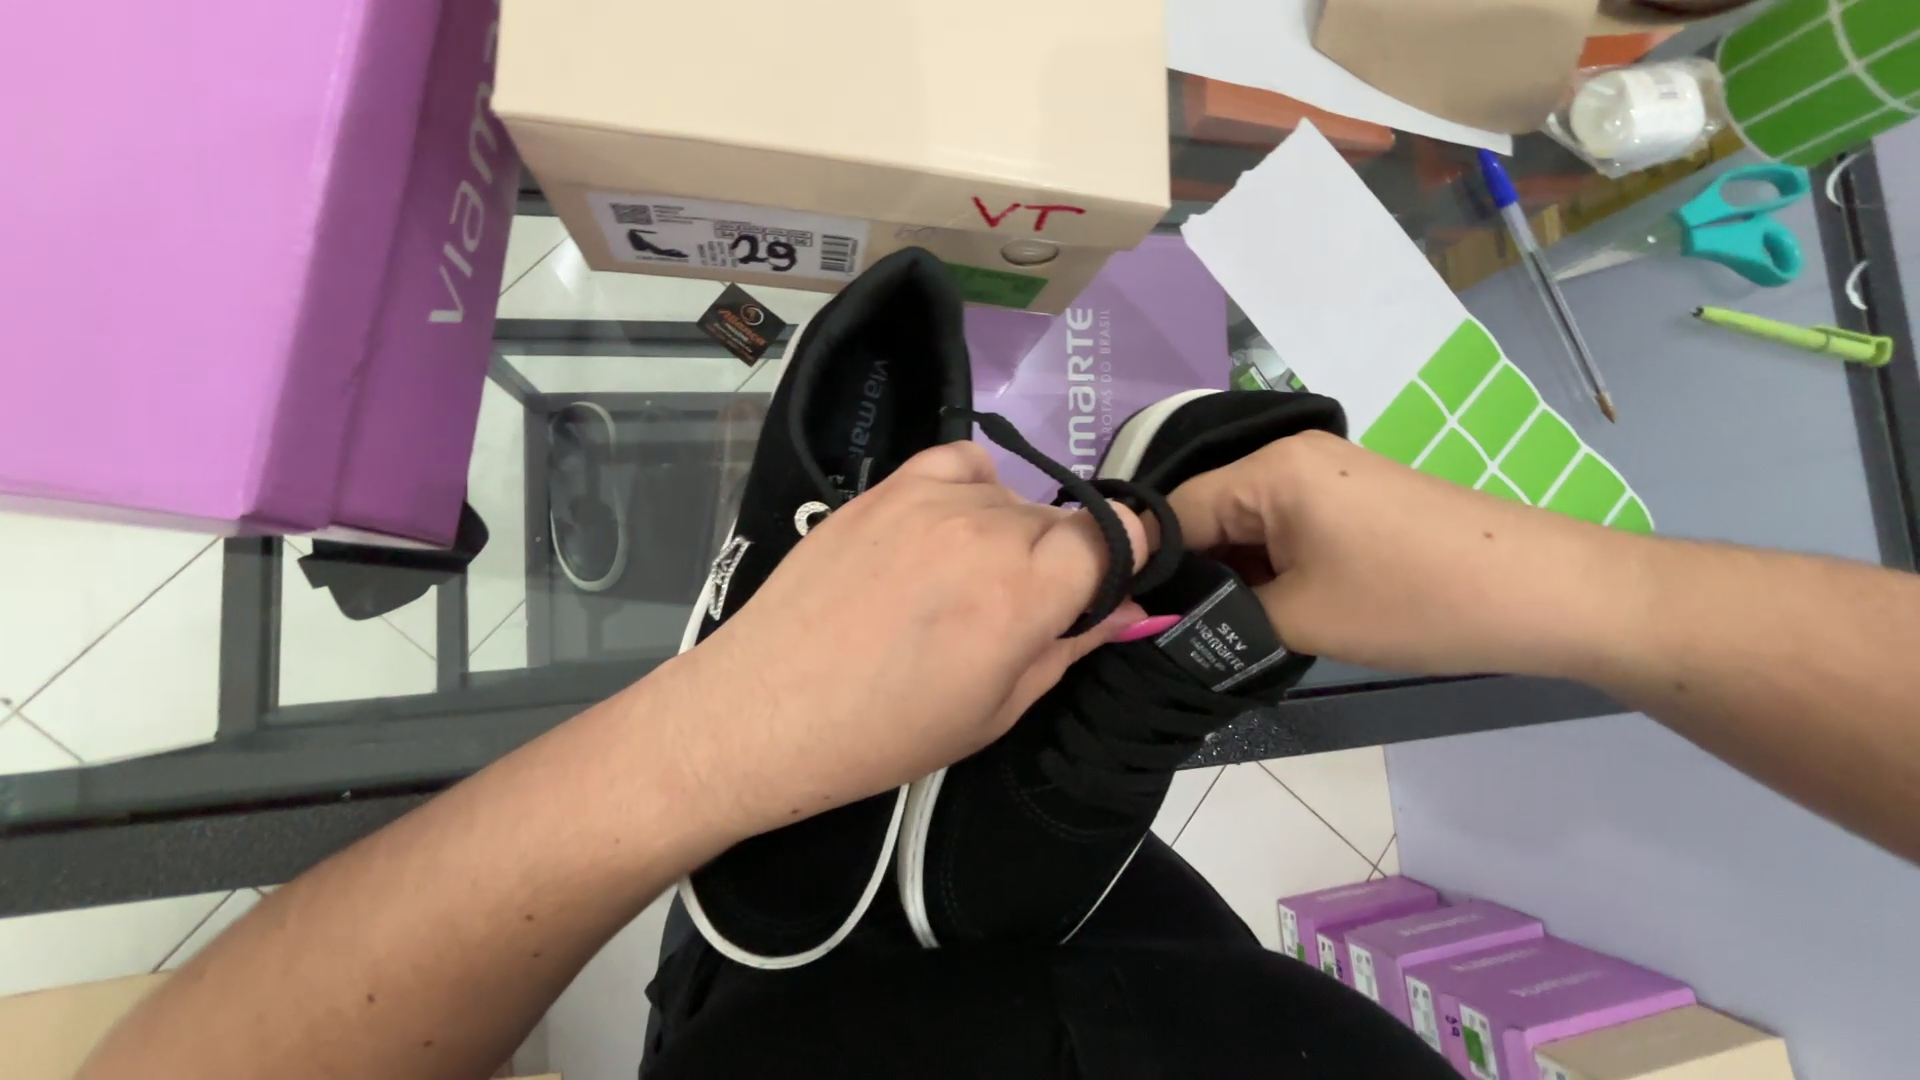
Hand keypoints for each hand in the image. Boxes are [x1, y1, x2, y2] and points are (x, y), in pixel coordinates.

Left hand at [652, 442, 1146, 839]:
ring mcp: (930, 499)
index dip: (1121, 560)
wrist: (768, 709)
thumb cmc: (886, 733)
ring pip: (1012, 496)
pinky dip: (971, 487)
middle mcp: (987, 528)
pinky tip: (947, 526)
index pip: (1116, 533)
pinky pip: (959, 462)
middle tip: (1018, 611)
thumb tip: (1130, 609)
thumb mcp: (998, 710)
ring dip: (1011, 534)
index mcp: (1025, 592)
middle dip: (1061, 562)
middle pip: (1063, 520)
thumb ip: (1072, 646)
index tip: (1100, 591)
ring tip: (966, 580)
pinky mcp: (884, 487)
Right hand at [1166, 430, 1633, 678]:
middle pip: (1205, 515)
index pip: (1172, 515)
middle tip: (1180, 632)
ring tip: (1226, 625)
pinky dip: (1267, 565)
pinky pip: (1281, 526)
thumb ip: (1220, 622)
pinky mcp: (1350, 496)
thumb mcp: (1300, 621)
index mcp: (1267, 470)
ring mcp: (1324, 473)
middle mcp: (1287, 457)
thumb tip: (1163, 628)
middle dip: (1192, 573)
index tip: (1134, 623)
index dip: (1147, 570)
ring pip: (1243, 524)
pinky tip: (1272, 607)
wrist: (1552, 594)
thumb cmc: (1416, 602)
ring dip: (1232, 573)